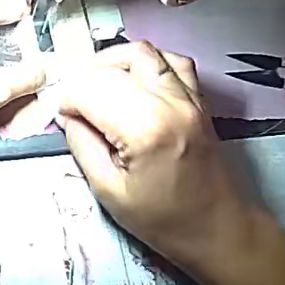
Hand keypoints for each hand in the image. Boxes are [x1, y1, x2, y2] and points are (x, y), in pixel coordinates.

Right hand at [57, 42, 276, 275]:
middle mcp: (169, 102)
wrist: (221, 231)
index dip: (67, 102)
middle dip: (83, 81)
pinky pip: (171, 61)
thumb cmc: (162, 220)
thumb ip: (82, 145)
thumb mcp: (108, 190)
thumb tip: (69, 116)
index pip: (89, 90)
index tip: (63, 119)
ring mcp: (189, 97)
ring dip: (112, 62)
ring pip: (142, 53)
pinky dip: (146, 63)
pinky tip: (132, 80)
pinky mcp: (199, 100)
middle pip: (112, 67)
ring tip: (97, 85)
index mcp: (144, 128)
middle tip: (73, 105)